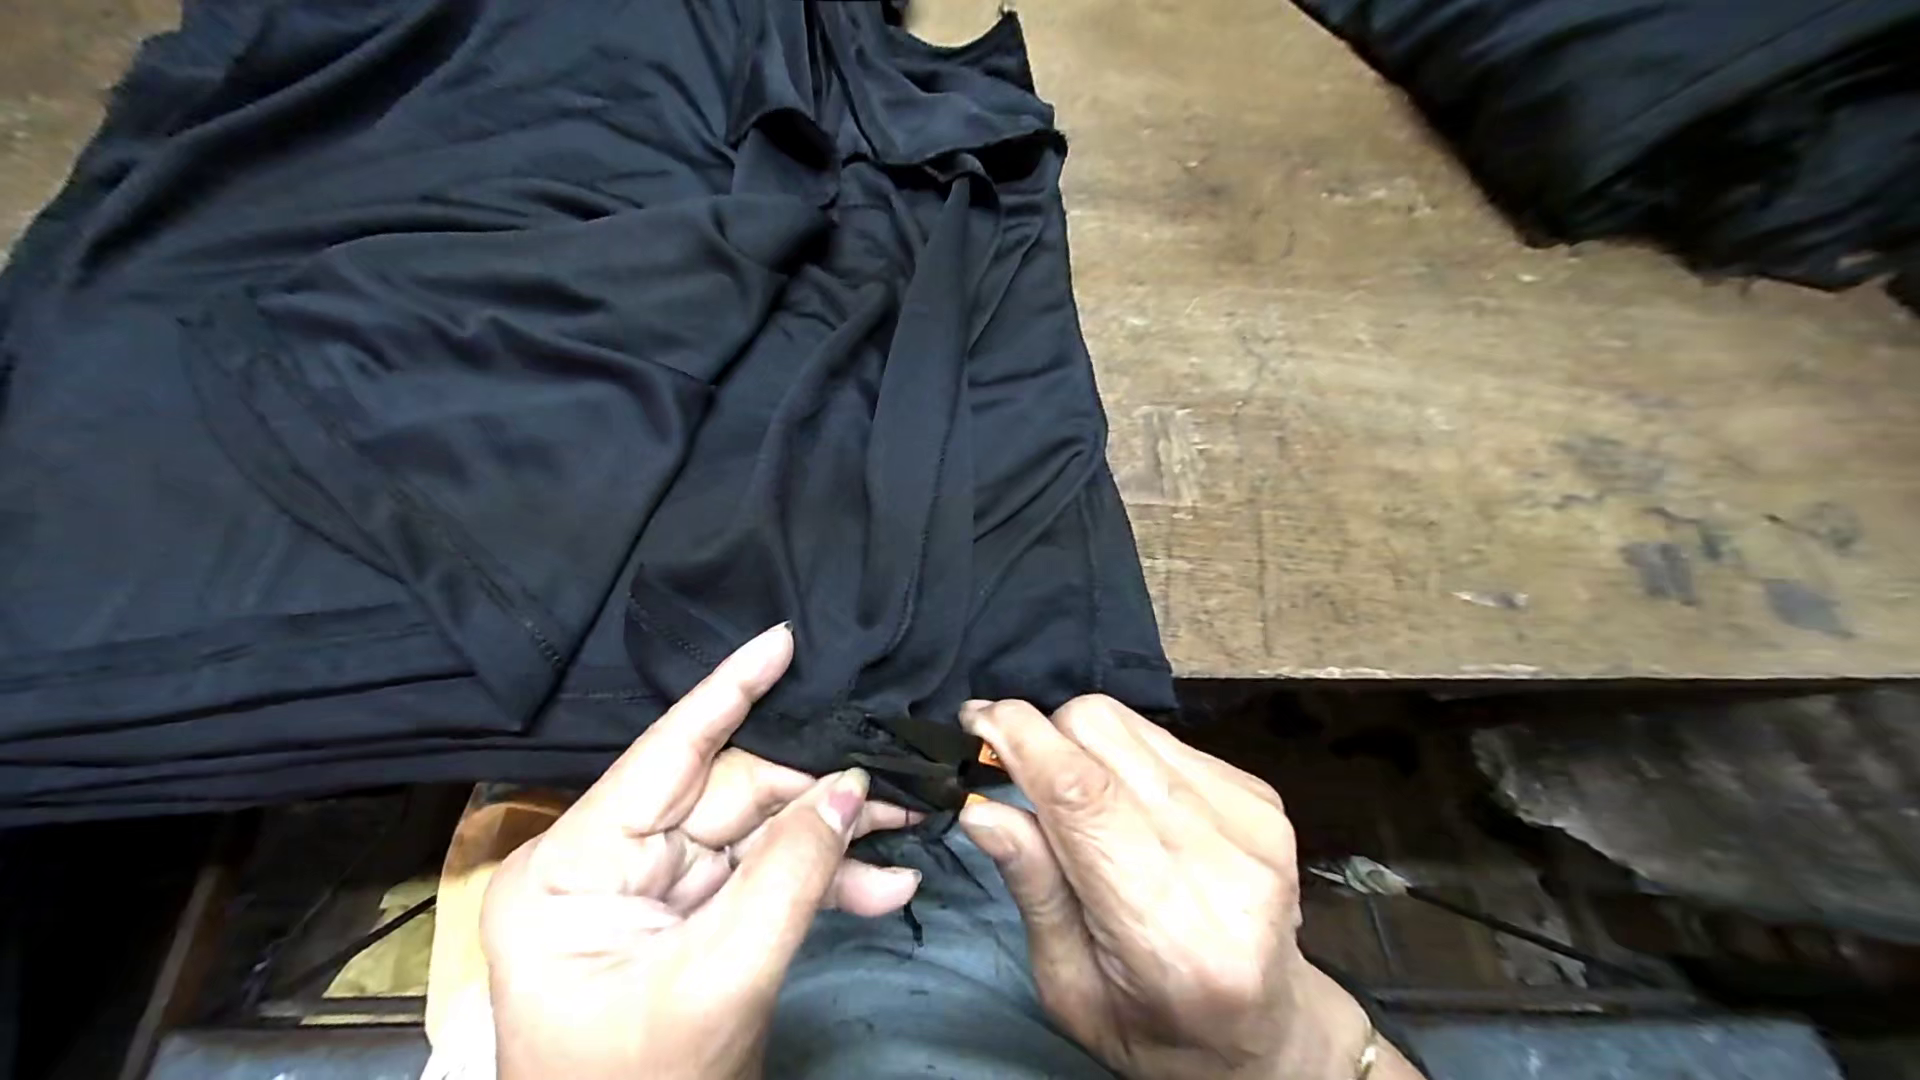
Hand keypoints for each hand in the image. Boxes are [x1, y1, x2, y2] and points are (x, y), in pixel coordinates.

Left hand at [480, 624, 922, 1079]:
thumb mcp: (724, 981)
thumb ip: (793, 872)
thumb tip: (851, 787)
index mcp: (577, 865)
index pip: (668, 751)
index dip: (730, 690)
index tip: (782, 641)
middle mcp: (614, 858)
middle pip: (734, 792)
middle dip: (816, 790)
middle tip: (891, 785)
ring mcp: (661, 884)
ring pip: (763, 829)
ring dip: (835, 835)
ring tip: (905, 831)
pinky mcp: (700, 911)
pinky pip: (770, 873)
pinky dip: (827, 880)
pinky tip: (884, 888)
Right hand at [958, 695, 1407, 1079]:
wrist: (1272, 1030)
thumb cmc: (1156, 1027)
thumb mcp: (1070, 986)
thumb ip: (1032, 886)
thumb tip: (980, 807)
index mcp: (1169, 933)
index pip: (1082, 797)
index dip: (1021, 740)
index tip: (973, 720)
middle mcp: (1222, 862)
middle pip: (1100, 732)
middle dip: (1041, 734)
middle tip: (1016, 768)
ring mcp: (1251, 818)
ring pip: (1125, 720)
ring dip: (1078, 739)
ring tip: (1072, 788)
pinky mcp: (1260, 793)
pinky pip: (1157, 734)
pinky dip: (1118, 751)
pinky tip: (1122, 795)